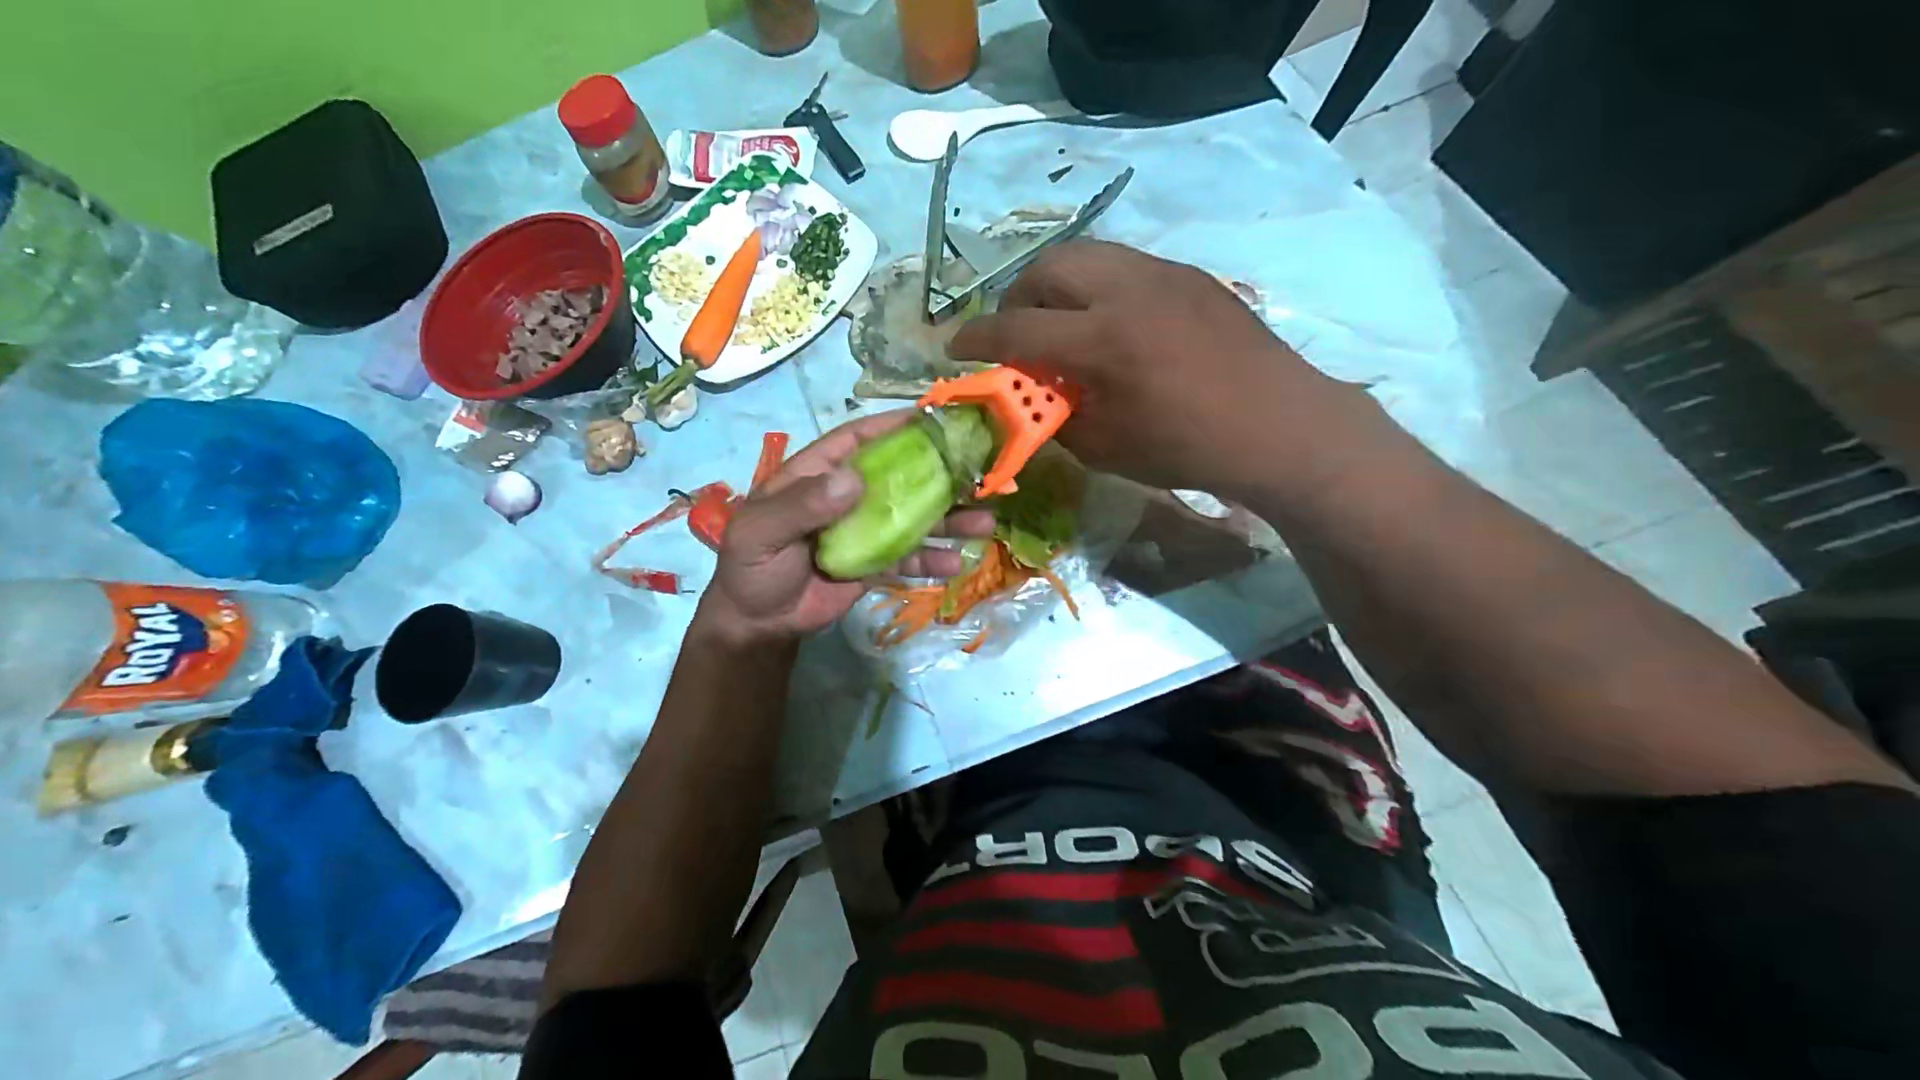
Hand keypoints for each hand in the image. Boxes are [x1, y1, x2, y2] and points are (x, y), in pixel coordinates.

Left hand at [698, 411, 992, 645]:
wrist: (758, 622)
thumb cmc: (752, 567)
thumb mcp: (763, 532)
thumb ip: (802, 505)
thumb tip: (854, 479)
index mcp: (817, 475)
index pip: (859, 440)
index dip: (894, 427)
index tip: (934, 419)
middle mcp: (848, 496)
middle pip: (900, 477)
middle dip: (940, 475)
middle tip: (980, 475)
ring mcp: (865, 530)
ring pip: (914, 518)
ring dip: (949, 519)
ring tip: (984, 522)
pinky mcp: (875, 563)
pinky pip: (909, 557)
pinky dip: (932, 559)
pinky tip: (956, 562)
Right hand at [948, 239, 1382, 499]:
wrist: (1278, 425)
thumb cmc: (1189, 448)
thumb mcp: (1107, 448)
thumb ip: (1055, 417)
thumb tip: (1027, 398)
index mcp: (1102, 341)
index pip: (1016, 328)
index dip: (976, 338)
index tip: (956, 347)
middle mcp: (1127, 290)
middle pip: (1046, 267)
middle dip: (1016, 298)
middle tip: (1016, 333)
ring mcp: (1163, 274)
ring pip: (1086, 253)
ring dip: (1056, 284)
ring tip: (1060, 321)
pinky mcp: (1190, 275)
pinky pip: (1124, 263)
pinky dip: (1097, 285)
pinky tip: (1110, 321)